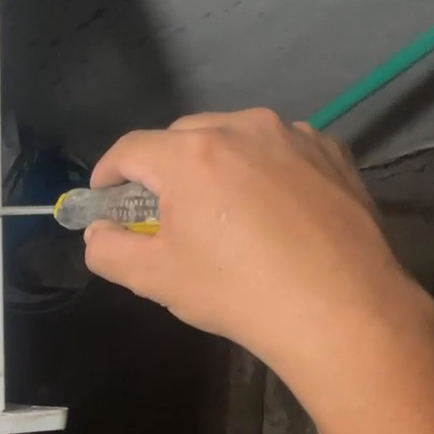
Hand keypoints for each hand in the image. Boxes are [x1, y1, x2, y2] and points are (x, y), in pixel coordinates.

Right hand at [82, 109, 433, 379]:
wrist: (335, 306)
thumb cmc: (232, 290)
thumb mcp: (151, 278)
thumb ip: (107, 249)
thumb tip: (99, 232)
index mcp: (191, 155)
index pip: (129, 148)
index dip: (106, 173)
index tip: (102, 200)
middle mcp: (242, 127)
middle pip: (180, 136)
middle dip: (159, 169)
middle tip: (157, 212)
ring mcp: (293, 134)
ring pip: (231, 137)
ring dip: (209, 165)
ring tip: (214, 211)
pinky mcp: (331, 151)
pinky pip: (276, 150)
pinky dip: (255, 170)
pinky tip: (262, 213)